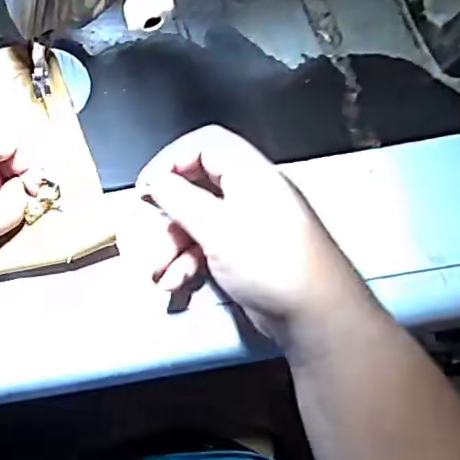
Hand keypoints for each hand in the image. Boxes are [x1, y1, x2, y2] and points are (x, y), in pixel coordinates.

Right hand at [126, 125, 374, 351]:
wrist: (311, 311)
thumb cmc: (272, 264)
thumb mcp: (217, 228)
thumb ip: (181, 200)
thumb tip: (158, 181)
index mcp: (249, 175)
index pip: (205, 147)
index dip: (171, 162)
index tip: (148, 187)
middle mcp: (249, 195)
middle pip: (195, 189)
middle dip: (168, 215)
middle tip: (149, 230)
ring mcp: (246, 226)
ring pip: (196, 224)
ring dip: (173, 248)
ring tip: (161, 272)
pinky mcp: (244, 254)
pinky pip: (207, 248)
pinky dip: (188, 264)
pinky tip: (177, 282)